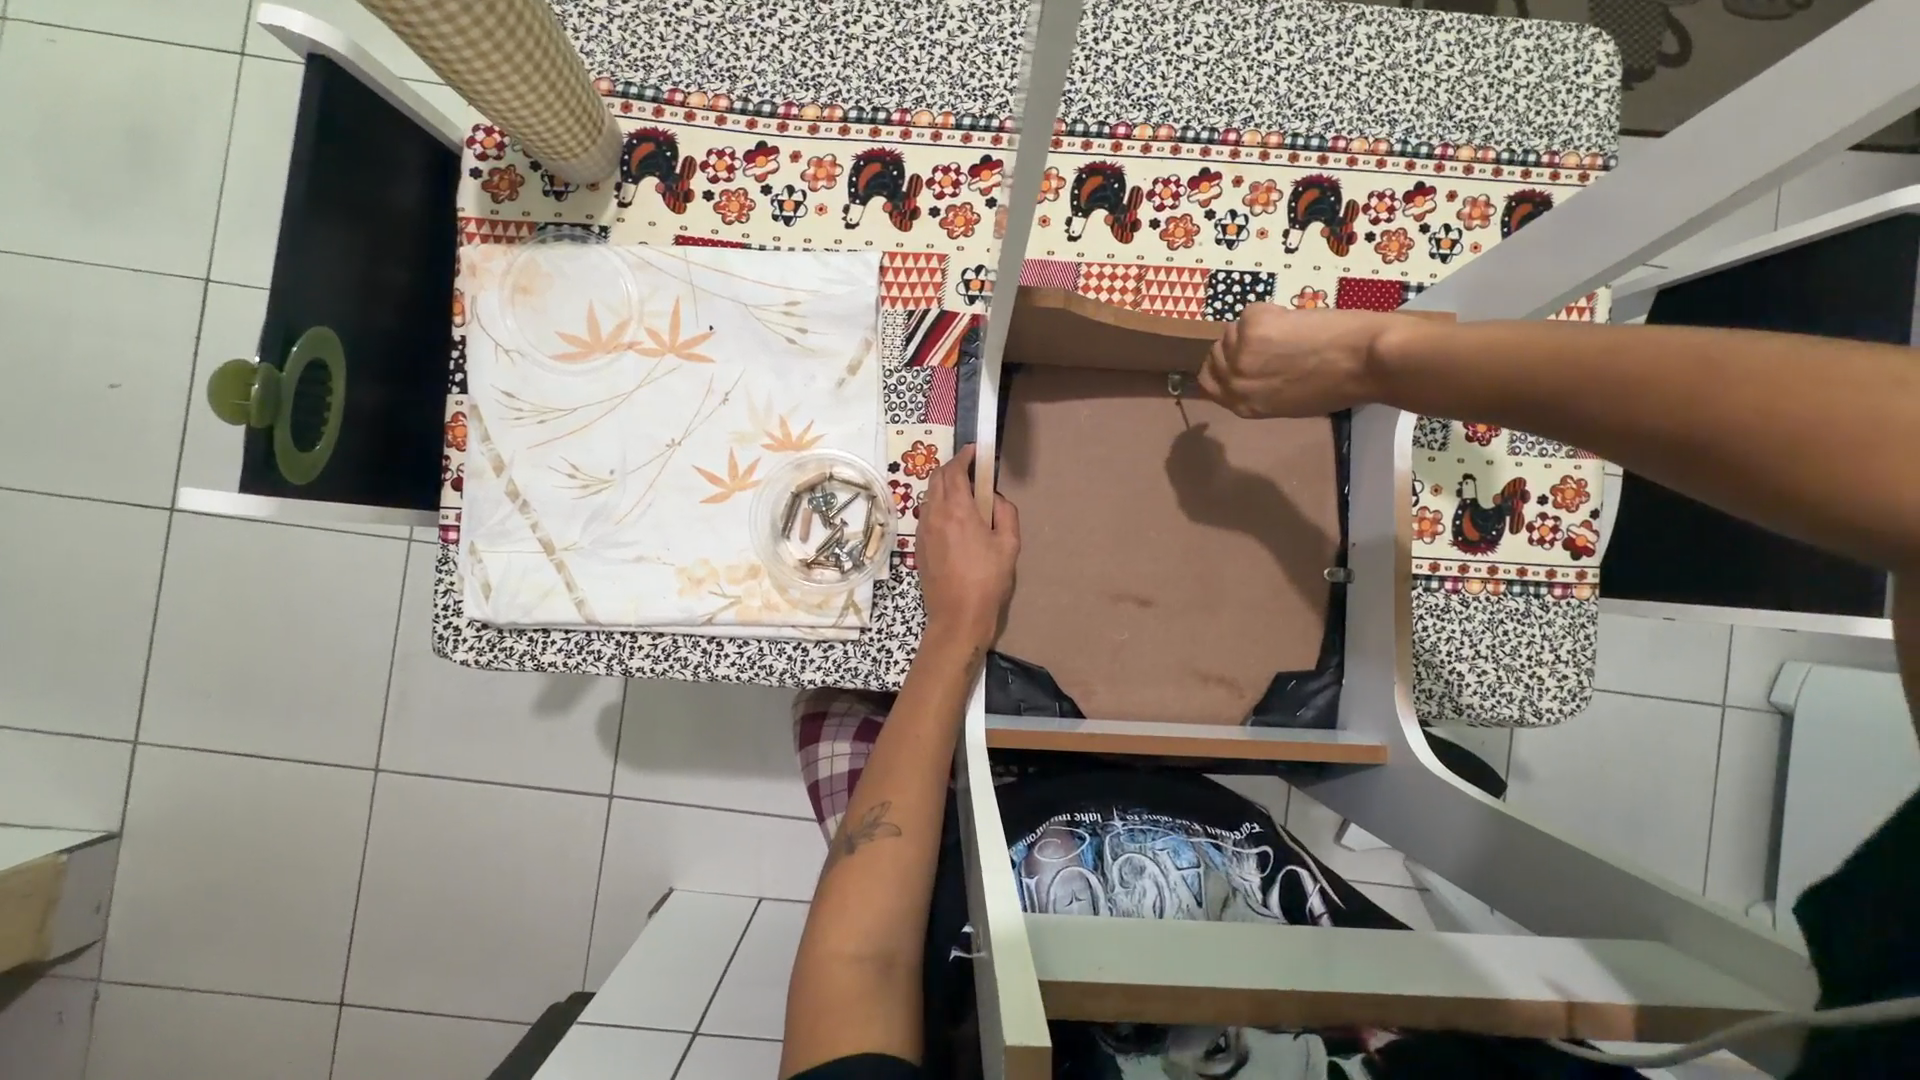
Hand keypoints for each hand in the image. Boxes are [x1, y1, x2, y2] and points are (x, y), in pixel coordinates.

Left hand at [915, 444, 1019, 648]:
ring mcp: (923, 530)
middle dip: (953, 468)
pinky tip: (955, 519)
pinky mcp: (920, 546)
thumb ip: (1005, 513)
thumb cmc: (988, 580)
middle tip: (972, 470)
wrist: (958, 616)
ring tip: (965, 494)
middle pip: (936, 478)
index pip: (954, 470)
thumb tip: (996, 499)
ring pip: (929, 496)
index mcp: (957, 510)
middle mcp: (934, 514)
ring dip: (944, 487)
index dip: (964, 456)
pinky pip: (927, 514)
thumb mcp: (1009, 545)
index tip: (975, 452)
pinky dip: (939, 505)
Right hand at [1198, 303, 1403, 417]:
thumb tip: (1251, 371)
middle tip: (1265, 339)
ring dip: (1254, 327)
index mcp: (1243, 405)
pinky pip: (1250, 312)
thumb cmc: (1338, 386)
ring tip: (1287, 332)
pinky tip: (1295, 321)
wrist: (1366, 359)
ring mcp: (1240, 353)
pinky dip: (1270, 311)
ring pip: (1232, 330)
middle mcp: (1234, 382)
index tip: (1235, 356)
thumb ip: (1259, 391)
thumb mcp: (1289, 403)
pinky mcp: (1253, 325)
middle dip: (1236, 345)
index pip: (1208, 383)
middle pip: (1214, 354)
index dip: (1219, 367)